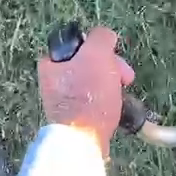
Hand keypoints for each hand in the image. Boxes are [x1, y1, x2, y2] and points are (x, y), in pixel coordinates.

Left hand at [37, 26, 135, 156]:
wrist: (84, 139)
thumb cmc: (88, 95)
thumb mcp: (97, 54)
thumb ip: (101, 37)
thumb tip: (106, 36)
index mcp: (51, 62)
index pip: (81, 44)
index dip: (101, 49)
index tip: (113, 59)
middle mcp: (52, 80)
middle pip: (89, 63)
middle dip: (111, 68)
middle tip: (124, 78)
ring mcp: (62, 100)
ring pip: (94, 82)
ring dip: (111, 86)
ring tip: (121, 96)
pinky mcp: (73, 118)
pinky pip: (93, 102)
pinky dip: (106, 103)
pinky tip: (114, 108)